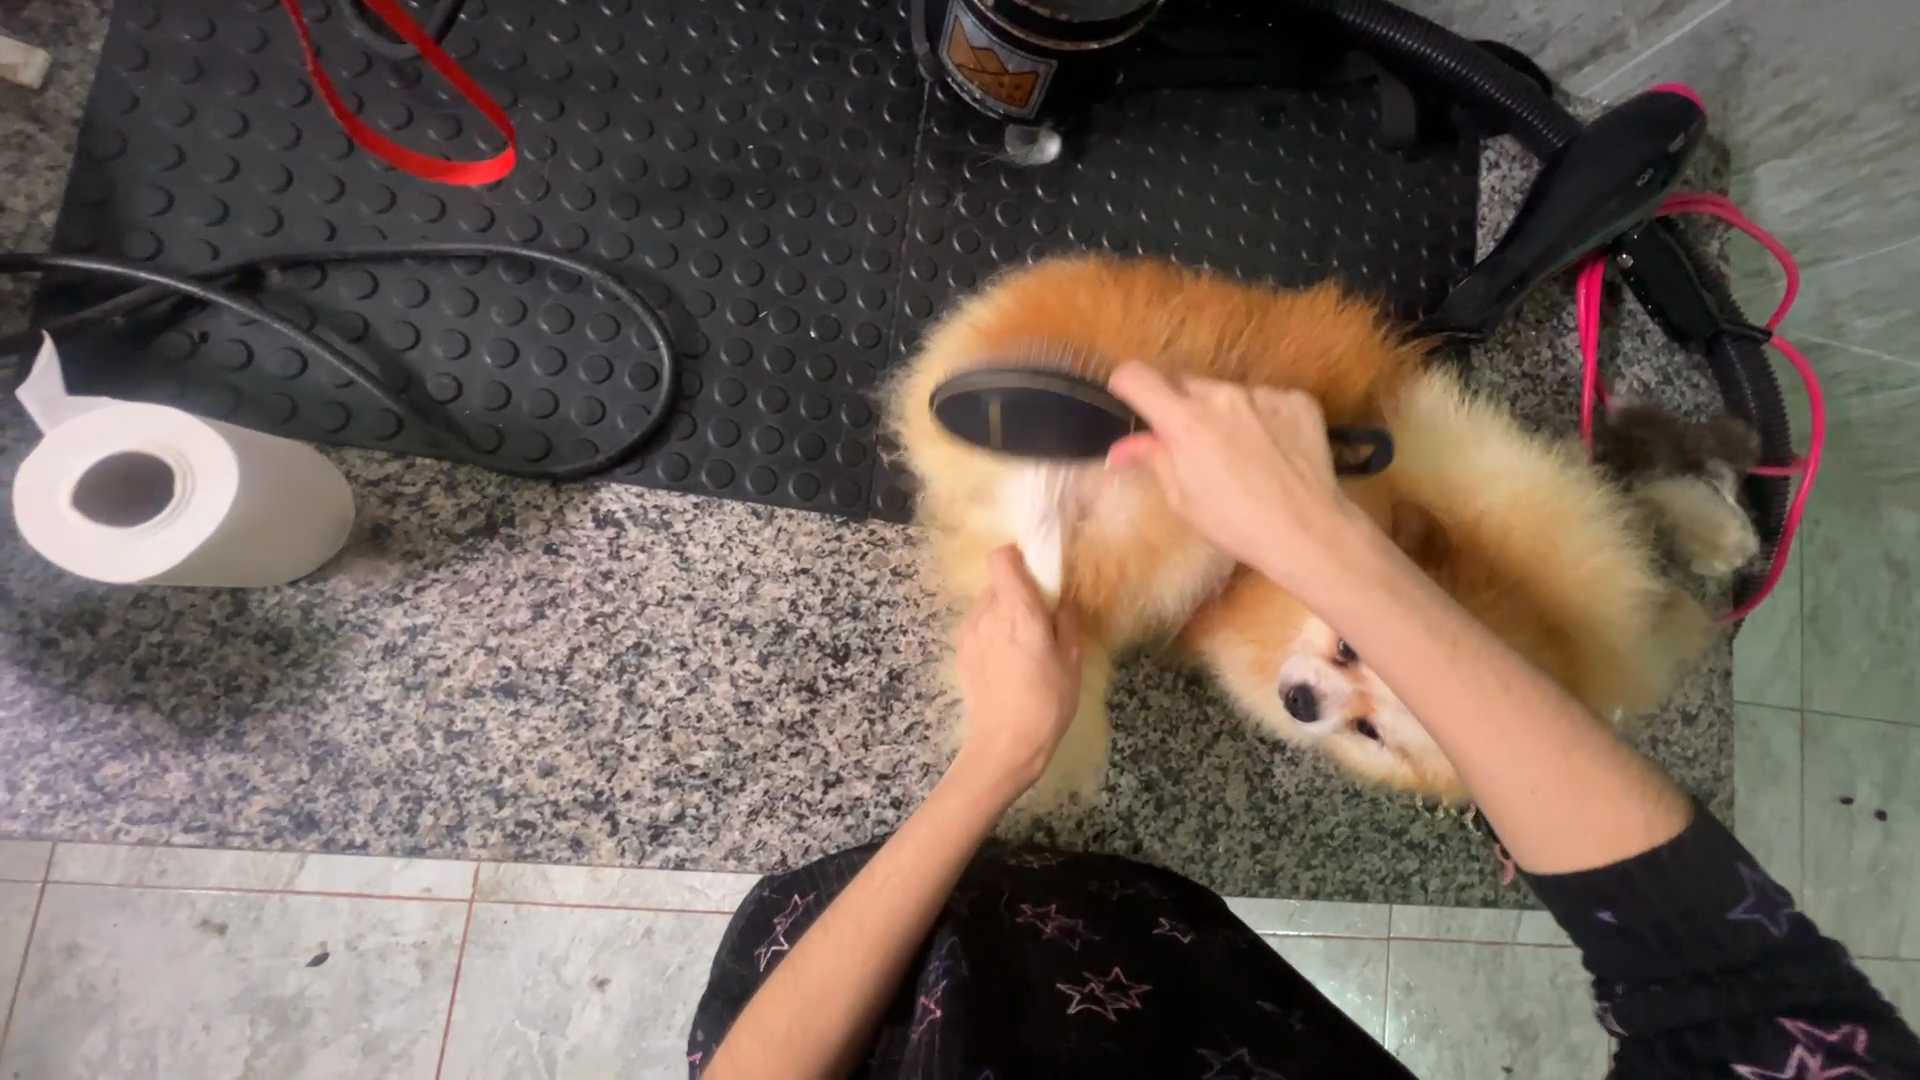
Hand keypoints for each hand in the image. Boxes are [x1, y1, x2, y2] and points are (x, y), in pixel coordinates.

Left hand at [952, 546, 1082, 793]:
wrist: (1004, 744)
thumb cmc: (1047, 701)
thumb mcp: (1072, 660)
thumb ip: (1066, 620)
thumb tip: (1062, 600)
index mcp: (1016, 610)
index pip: (1001, 558)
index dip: (1017, 556)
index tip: (1036, 569)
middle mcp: (986, 614)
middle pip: (997, 583)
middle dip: (1018, 592)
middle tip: (1039, 618)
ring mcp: (968, 633)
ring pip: (987, 606)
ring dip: (1004, 614)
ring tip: (1023, 646)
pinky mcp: (960, 652)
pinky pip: (978, 627)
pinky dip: (992, 633)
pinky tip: (1007, 662)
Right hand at [1106, 362, 1367, 577]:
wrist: (1308, 531)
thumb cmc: (1234, 523)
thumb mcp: (1181, 498)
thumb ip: (1152, 459)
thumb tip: (1118, 449)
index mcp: (1185, 421)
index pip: (1138, 378)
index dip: (1125, 383)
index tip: (1125, 395)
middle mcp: (1223, 396)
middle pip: (1184, 385)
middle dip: (1177, 407)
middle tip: (1188, 444)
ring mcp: (1264, 394)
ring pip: (1226, 393)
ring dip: (1220, 413)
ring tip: (1237, 453)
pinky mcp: (1297, 399)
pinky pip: (1264, 400)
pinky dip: (1258, 418)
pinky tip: (1269, 451)